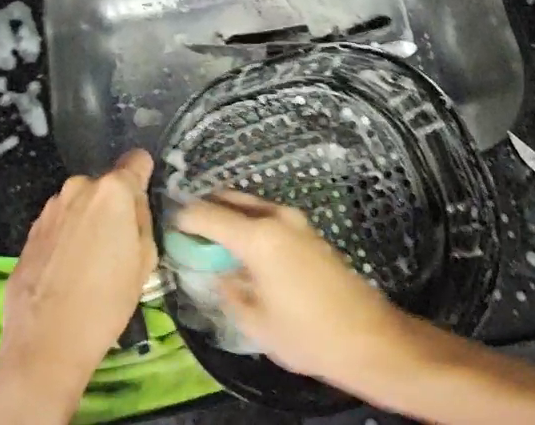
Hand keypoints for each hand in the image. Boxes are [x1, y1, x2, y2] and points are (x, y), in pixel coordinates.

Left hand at [0, 149, 155, 423]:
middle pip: (107, 186)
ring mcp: (51, 208)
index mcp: (113, 190)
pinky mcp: (30, 231)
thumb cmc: (106, 302)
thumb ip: (142, 220)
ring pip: (81, 205)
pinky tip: (68, 272)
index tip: (142, 206)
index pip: (137, 161)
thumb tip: (134, 205)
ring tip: (90, 264)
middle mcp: (79, 187)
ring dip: (89, 222)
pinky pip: (60, 224)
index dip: (143, 180)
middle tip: (118, 246)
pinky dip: (67, 238)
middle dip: (114, 207)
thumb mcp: (145, 261)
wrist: (45, 342)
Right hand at [175, 192, 412, 384]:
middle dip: (206, 209)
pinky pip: (268, 216)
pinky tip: (244, 250)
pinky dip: (249, 224)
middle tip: (188, 231)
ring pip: (250, 205)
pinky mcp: (308, 230)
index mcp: (256, 235)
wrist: (366, 337)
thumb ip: (227, 289)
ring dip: (229, 215)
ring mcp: (295, 220)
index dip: (183, 218)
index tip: (169, 228)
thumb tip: (214, 271)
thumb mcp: (254, 320)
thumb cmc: (305, 334)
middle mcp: (275, 216)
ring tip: (213, 242)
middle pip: (229, 198)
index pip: (206, 213)